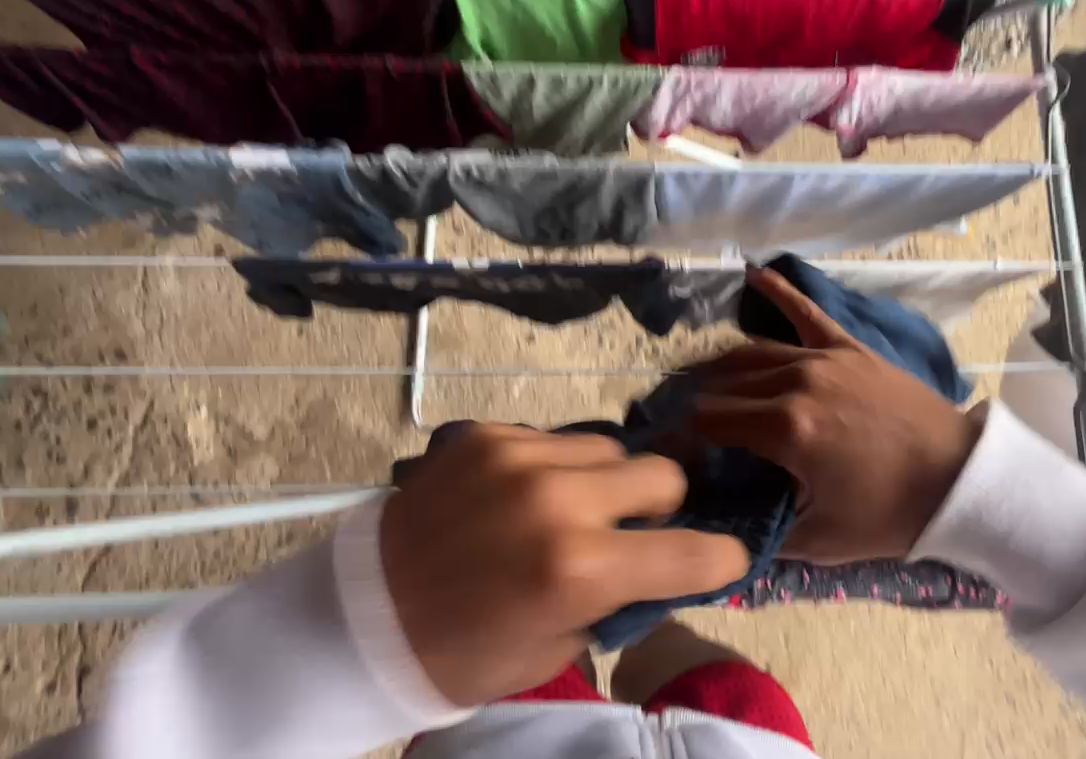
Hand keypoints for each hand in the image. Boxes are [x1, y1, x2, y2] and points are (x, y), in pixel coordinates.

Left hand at [380, 425, 749, 706]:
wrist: (363, 613)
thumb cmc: (464, 652)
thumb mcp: (557, 648)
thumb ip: (617, 599)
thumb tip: (659, 565)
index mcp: (578, 569)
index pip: (691, 553)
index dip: (720, 559)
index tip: (723, 558)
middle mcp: (557, 499)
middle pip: (661, 473)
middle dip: (662, 505)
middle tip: (634, 528)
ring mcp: (519, 456)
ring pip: (608, 447)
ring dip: (606, 480)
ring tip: (572, 507)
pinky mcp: (486, 434)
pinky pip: (551, 438)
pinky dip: (553, 465)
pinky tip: (523, 493)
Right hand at [692, 266, 983, 563]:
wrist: (962, 480)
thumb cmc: (891, 514)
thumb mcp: (822, 541)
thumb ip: (763, 534)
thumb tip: (717, 528)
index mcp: (785, 429)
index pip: (710, 421)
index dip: (683, 437)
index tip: (671, 451)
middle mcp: (796, 382)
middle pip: (725, 385)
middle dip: (698, 404)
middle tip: (685, 424)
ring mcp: (823, 358)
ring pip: (752, 352)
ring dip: (721, 366)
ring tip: (700, 380)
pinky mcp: (847, 347)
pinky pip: (805, 311)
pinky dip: (778, 290)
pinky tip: (752, 272)